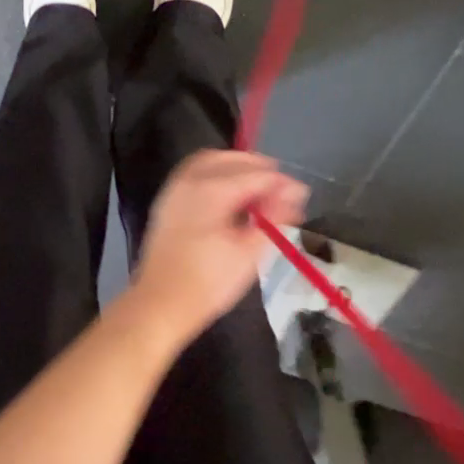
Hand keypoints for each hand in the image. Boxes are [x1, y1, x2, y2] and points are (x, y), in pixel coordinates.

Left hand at [130, 150, 308, 340]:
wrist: (160, 303)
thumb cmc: (209, 283)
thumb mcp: (250, 253)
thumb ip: (273, 219)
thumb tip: (293, 196)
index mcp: (212, 190)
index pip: (255, 174)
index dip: (282, 182)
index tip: (302, 194)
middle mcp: (190, 179)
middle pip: (231, 160)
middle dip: (260, 168)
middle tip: (283, 188)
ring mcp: (174, 187)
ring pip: (210, 161)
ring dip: (237, 166)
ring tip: (260, 187)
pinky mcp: (167, 199)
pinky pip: (195, 171)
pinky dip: (216, 172)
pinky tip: (230, 193)